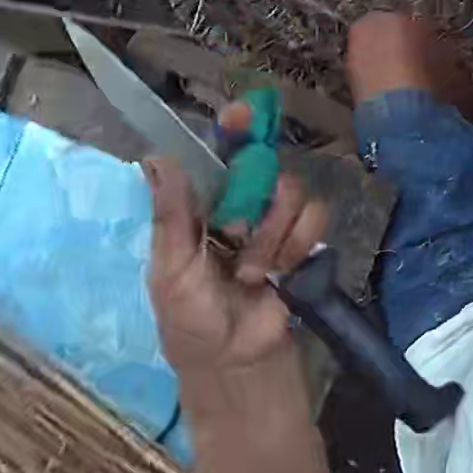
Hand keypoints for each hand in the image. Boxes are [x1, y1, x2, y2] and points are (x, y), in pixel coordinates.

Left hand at [145, 104, 327, 381]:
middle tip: (235, 234)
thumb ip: (172, 214)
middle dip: (255, 201)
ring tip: (255, 270)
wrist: (238, 360)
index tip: (243, 113)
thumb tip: (155, 156)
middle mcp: (245, 203)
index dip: (235, 129)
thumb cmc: (191, 318)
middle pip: (266, 166)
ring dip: (274, 235)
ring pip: (293, 192)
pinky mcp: (307, 238)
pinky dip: (297, 246)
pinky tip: (281, 273)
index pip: (222, 154)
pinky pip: (316, 217)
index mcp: (206, 205)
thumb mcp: (171, 269)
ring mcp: (279, 220)